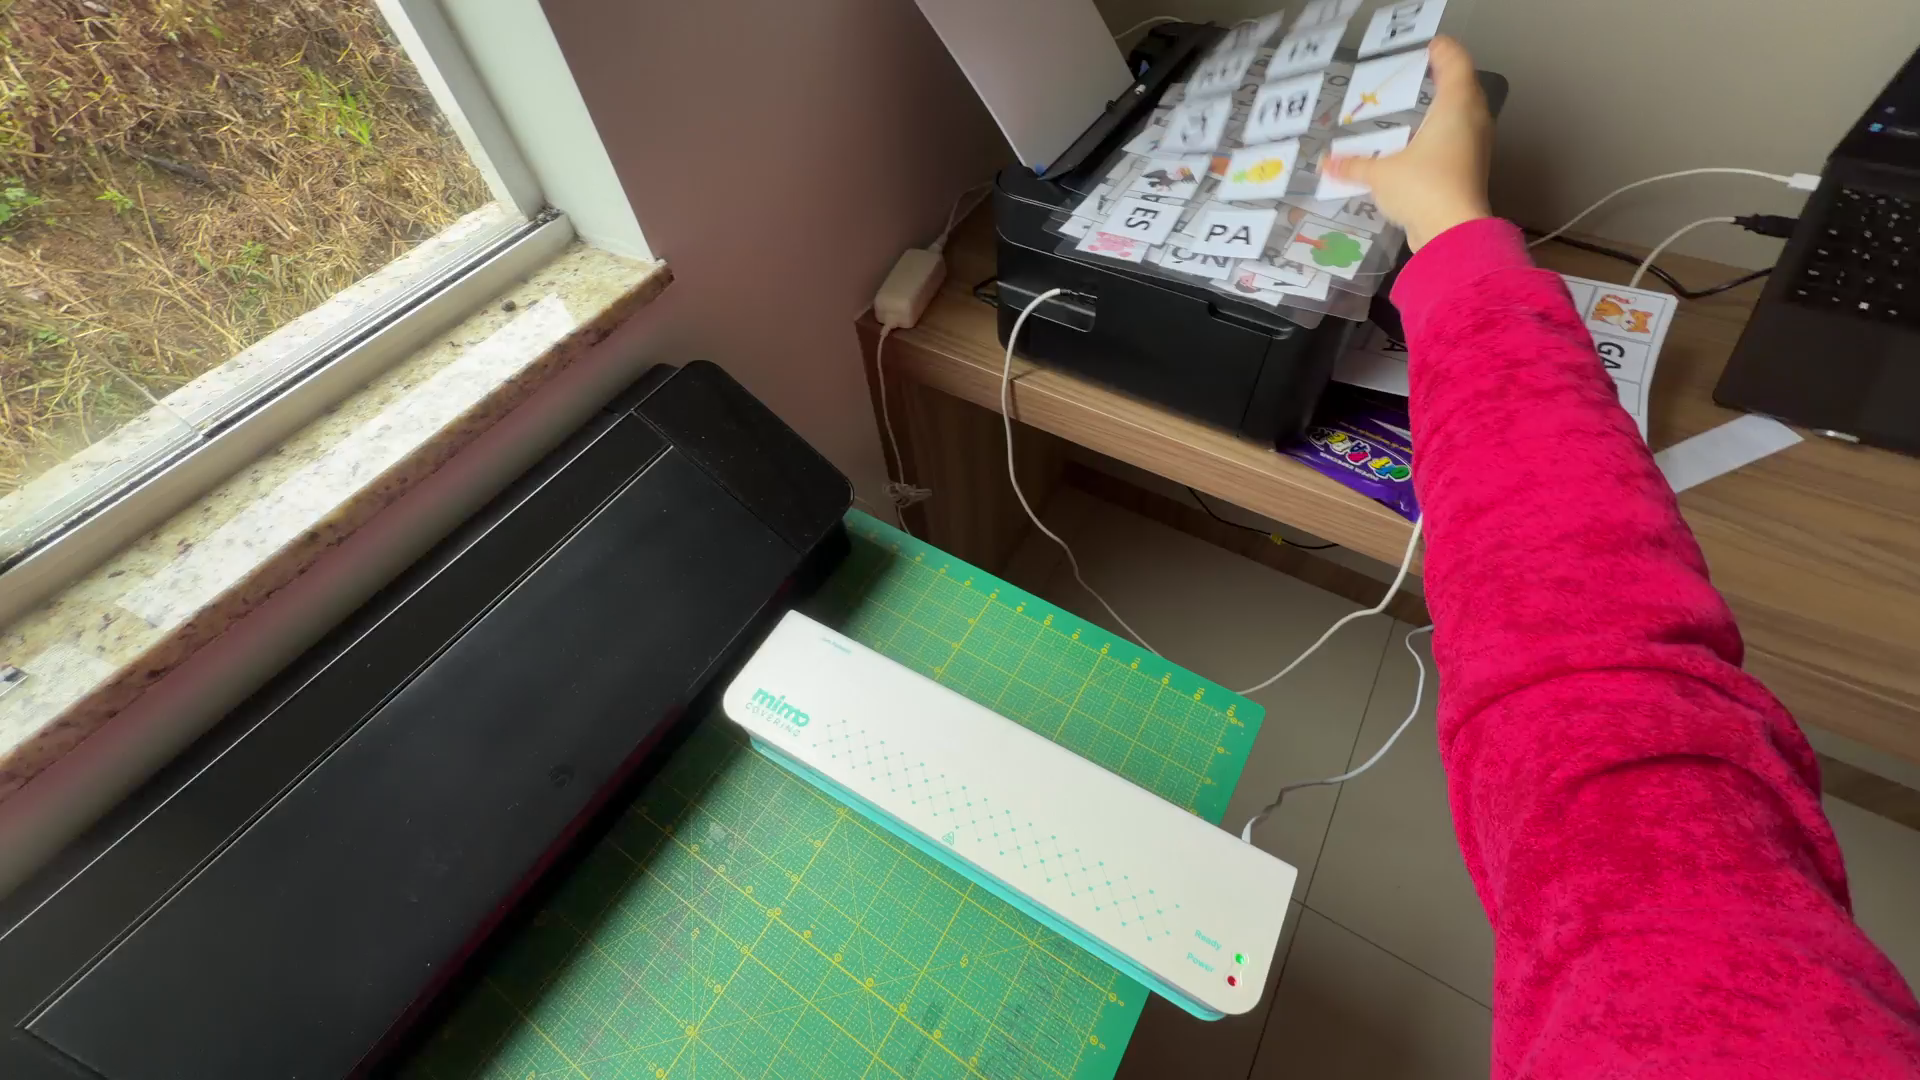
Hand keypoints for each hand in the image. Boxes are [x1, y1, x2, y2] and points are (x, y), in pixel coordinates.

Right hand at [1324, 36, 1493, 250]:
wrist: (1451, 231)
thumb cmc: (1422, 187)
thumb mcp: (1380, 174)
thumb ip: (1353, 166)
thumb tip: (1325, 164)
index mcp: (1456, 106)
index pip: (1455, 64)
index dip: (1443, 52)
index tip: (1431, 46)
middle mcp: (1472, 120)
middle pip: (1461, 89)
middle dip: (1442, 81)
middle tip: (1420, 77)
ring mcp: (1474, 146)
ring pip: (1459, 117)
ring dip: (1441, 112)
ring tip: (1415, 113)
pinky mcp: (1468, 170)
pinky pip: (1454, 143)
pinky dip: (1438, 138)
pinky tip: (1418, 149)